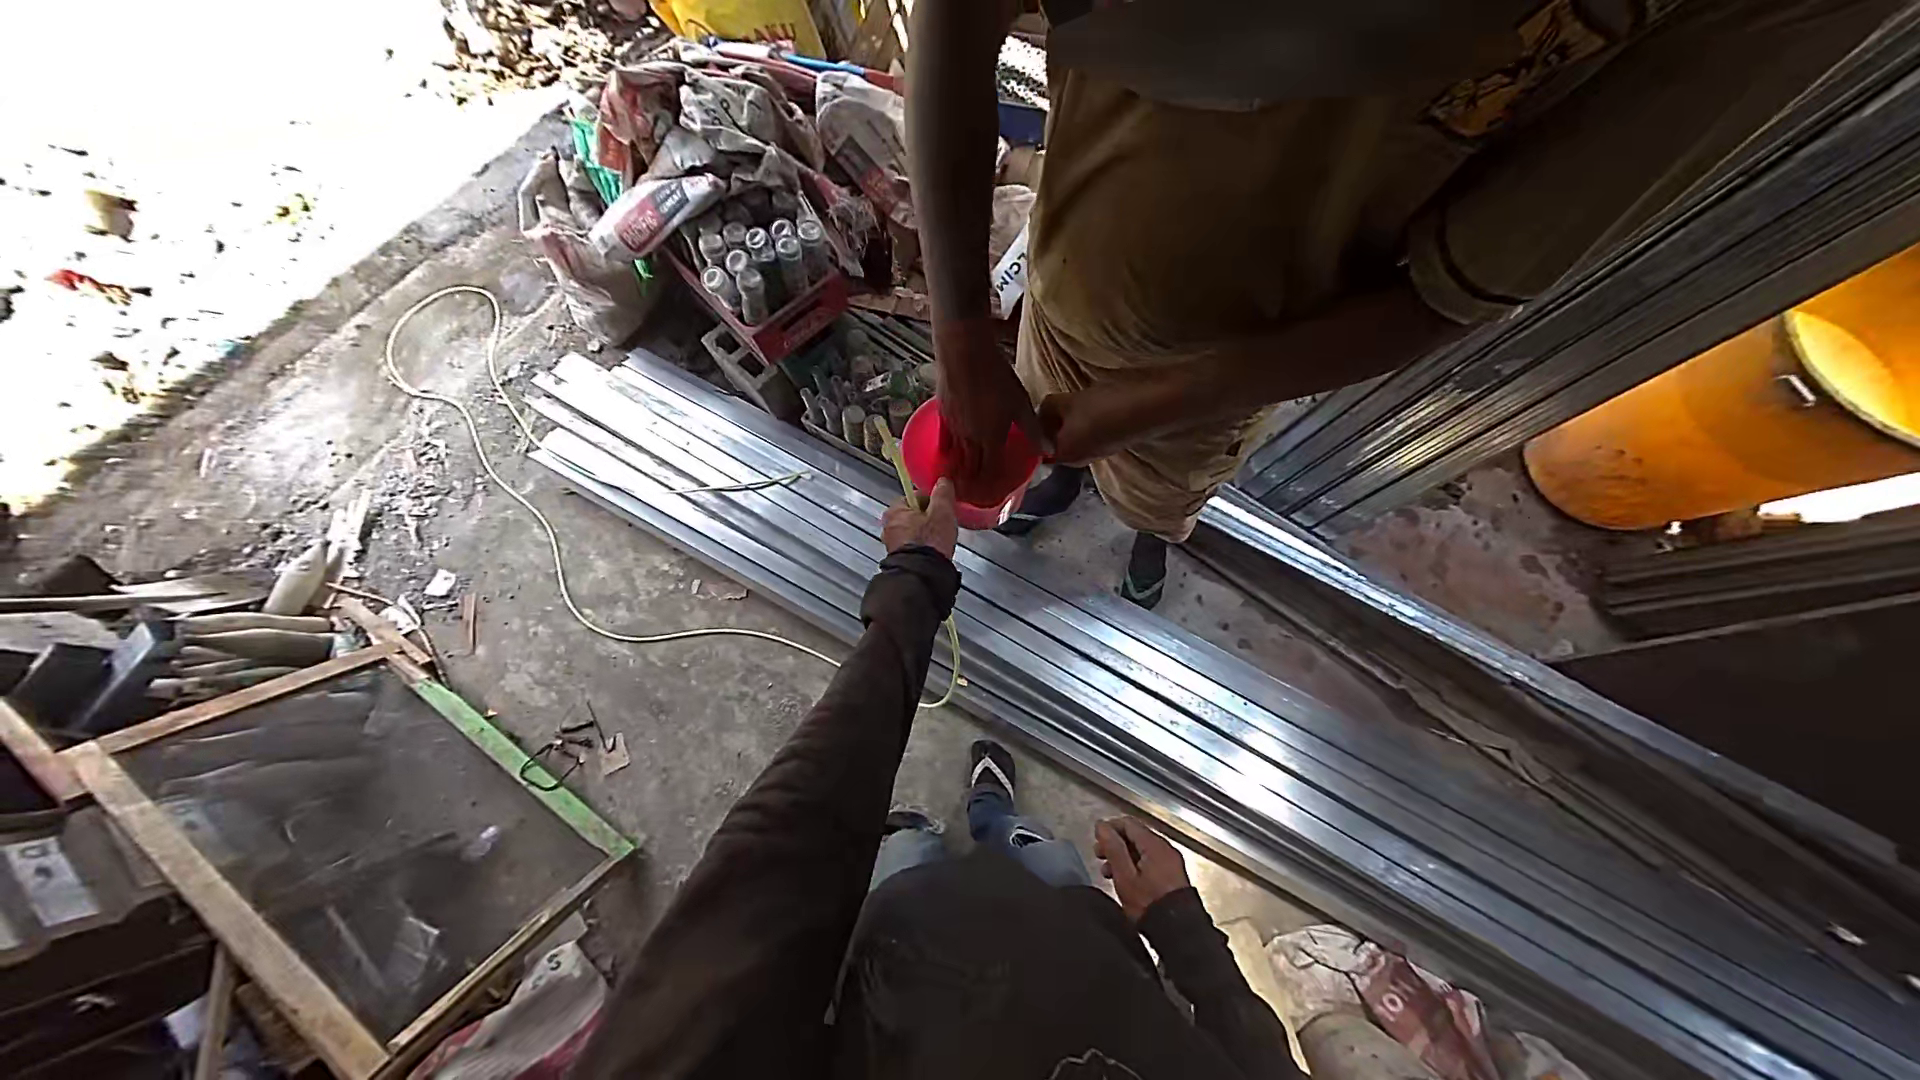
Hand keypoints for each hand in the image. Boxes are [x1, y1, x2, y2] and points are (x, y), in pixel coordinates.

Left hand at [882, 477, 957, 557]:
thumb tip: (943, 482)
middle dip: (928, 517)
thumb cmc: (929, 542)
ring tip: (939, 539)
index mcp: (895, 510)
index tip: (942, 506)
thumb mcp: (942, 511)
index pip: (914, 496)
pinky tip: (933, 550)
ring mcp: (892, 544)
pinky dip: (922, 547)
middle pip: (913, 514)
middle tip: (942, 523)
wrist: (923, 573)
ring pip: (913, 531)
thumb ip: (942, 493)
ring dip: (925, 533)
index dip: (932, 500)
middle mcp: (889, 526)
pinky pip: (912, 546)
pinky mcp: (899, 558)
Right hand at [936, 318, 1043, 502]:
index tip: (989, 497)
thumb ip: (1033, 430)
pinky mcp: (944, 417)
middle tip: (972, 496)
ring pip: (957, 458)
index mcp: (991, 439)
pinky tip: (946, 457)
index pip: (990, 471)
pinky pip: (944, 442)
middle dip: (973, 484)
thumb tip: (1049, 450)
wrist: (965, 354)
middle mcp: (971, 439)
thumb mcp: (1021, 404)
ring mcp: (955, 429)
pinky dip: (946, 453)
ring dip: (959, 473)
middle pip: (971, 468)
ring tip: (958, 484)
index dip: (990, 486)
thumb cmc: (996, 377)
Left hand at [1039, 368, 1197, 465]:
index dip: (1030, 429)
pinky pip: (1087, 430)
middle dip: (1048, 422)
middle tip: (1047, 399)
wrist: (1156, 405)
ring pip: (1070, 434)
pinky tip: (1088, 401)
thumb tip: (1040, 413)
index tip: (1025, 409)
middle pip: (1052, 441)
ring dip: (1067, 418)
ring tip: (1068, 398)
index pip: (1035, 447)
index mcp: (1063, 455)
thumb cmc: (1107, 407)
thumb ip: (1046, 408)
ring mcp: (1096, 452)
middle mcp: (1078, 460)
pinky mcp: (1111, 441)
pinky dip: (1083, 418)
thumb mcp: (1069, 402)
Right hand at [1094, 816, 1189, 921]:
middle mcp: (1165, 849)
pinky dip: (1135, 865)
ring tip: (1109, 872)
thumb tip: (1102, 826)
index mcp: (1154, 844)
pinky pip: (1150, 861)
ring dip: (1123, 856)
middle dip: (1115, 843)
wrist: (1180, 934)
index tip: (1096, 840)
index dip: (1109, 828)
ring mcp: (1171, 863)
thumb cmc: (1149, 904)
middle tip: (1099, 856)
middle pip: (1135, 835)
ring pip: (1141, 850)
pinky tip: (1125, 881)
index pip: (1127, 823)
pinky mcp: (1173, 877)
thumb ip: (1113, 848)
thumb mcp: (1125, 876)